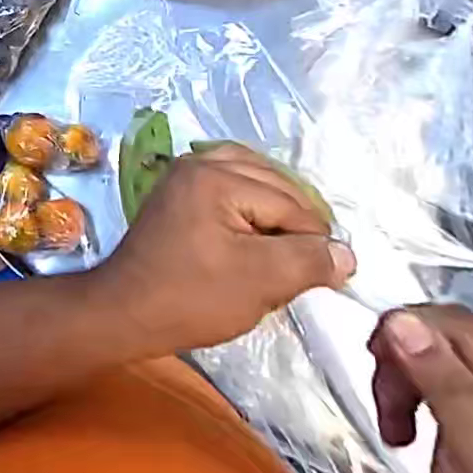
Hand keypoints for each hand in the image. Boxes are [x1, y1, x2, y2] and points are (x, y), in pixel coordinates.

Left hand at [87, 143, 354, 353]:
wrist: (127, 309)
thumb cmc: (192, 295)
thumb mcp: (259, 281)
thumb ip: (307, 261)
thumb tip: (345, 252)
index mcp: (215, 177)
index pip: (287, 202)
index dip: (315, 239)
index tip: (331, 272)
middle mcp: (198, 163)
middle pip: (270, 181)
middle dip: (296, 219)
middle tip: (316, 258)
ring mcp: (183, 174)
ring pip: (249, 175)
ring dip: (275, 203)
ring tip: (292, 241)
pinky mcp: (177, 191)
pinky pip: (227, 181)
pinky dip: (249, 198)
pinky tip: (260, 227)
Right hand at [369, 305, 472, 472]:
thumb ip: (452, 391)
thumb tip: (400, 319)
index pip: (465, 326)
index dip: (410, 327)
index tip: (374, 362)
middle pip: (454, 342)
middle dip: (405, 361)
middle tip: (385, 406)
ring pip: (447, 365)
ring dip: (408, 384)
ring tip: (395, 429)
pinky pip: (454, 399)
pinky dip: (422, 406)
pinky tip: (416, 437)